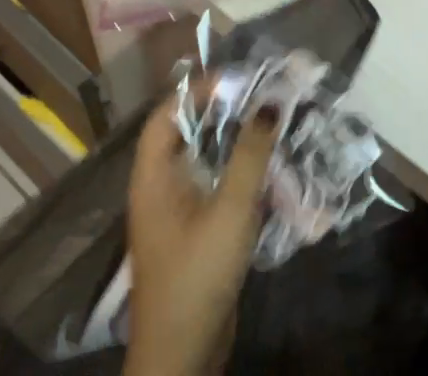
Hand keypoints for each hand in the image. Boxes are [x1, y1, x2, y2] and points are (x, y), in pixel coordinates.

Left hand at [124, 99, 279, 375]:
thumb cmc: (198, 271)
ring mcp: (175, 212)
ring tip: (274, 125)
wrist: (183, 348)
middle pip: (187, 135)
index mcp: (153, 177)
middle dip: (225, 113)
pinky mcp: (194, 233)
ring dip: (236, 143)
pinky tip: (271, 171)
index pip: (167, 114)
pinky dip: (240, 173)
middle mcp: (158, 188)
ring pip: (205, 161)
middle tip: (266, 97)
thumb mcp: (231, 208)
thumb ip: (251, 154)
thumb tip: (270, 101)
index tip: (241, 79)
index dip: (199, 91)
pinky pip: (215, 187)